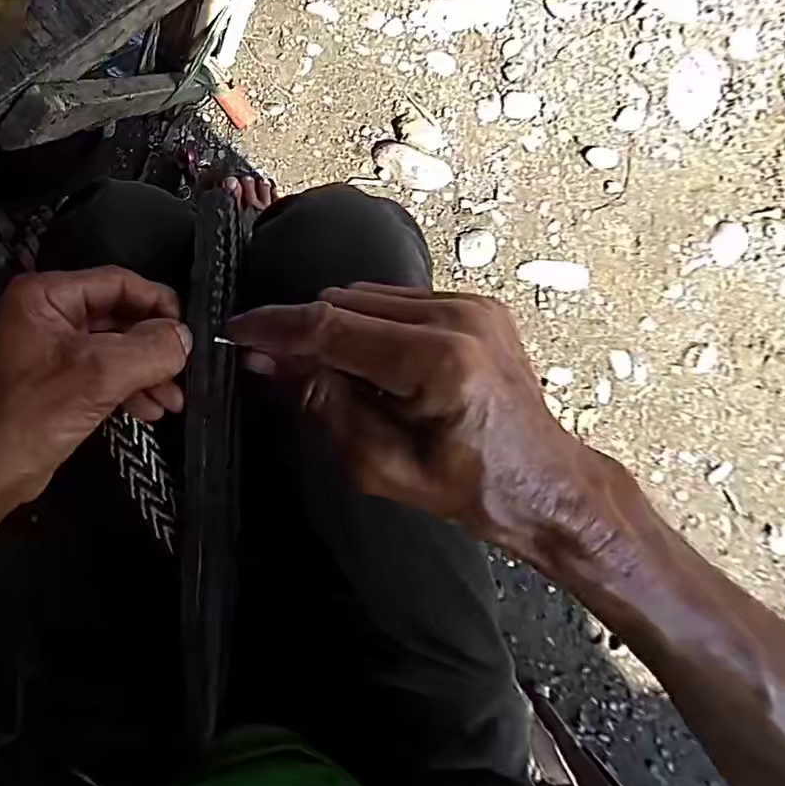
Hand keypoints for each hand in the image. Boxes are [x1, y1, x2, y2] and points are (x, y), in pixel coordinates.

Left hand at [0, 267, 191, 577]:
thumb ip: (148, 350)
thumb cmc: (22, 421)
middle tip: (184, 371)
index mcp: (45, 296)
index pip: (117, 282)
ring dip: (146, 372)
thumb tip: (184, 337)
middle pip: (118, 316)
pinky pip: (101, 375)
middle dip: (154, 346)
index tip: (188, 331)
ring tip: (171, 400)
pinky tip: (149, 410)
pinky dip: (127, 389)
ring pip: (114, 349)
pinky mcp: (54, 383)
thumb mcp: (95, 377)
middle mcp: (46, 316)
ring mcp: (50, 351)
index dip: (157, 304)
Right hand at [226, 284, 636, 567]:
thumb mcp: (378, 465)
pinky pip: (387, 300)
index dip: (273, 327)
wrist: (548, 483)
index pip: (329, 327)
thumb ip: (321, 404)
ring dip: (331, 330)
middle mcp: (456, 319)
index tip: (236, 331)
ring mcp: (467, 305)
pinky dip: (361, 326)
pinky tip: (369, 364)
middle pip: (339, 304)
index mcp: (437, 364)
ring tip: (339, 378)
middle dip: (301, 334)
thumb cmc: (471, 489)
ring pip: (359, 296)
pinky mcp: (470, 304)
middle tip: (279, 370)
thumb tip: (270, 361)